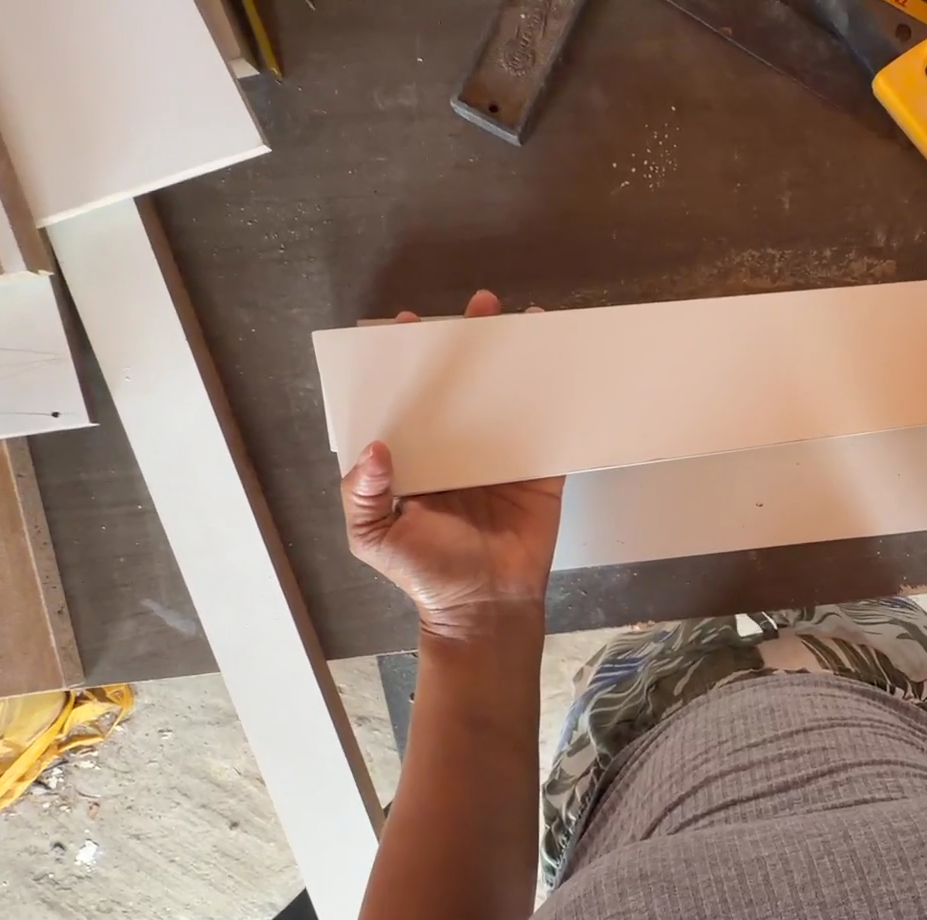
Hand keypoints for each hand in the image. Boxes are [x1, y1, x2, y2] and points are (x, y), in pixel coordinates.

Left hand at [341, 290, 564, 641]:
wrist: (487, 604)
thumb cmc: (426, 571)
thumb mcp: (374, 538)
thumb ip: (363, 494)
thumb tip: (375, 446)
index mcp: (416, 457)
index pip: (409, 398)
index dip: (406, 360)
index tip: (407, 325)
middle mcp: (458, 448)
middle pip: (463, 386)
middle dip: (469, 345)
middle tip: (480, 308)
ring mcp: (501, 458)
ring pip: (507, 400)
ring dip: (515, 363)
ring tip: (524, 324)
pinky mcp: (539, 474)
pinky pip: (548, 433)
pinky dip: (558, 404)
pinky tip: (563, 373)